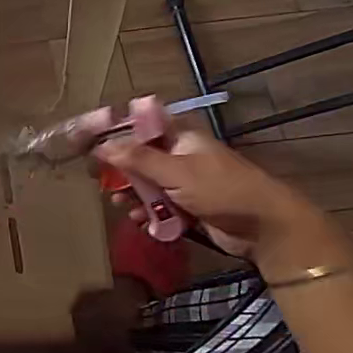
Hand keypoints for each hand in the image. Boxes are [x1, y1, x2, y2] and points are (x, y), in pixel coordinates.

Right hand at [95, 127, 352, 278]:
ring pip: (145, 183)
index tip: (86, 141)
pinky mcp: (187, 205)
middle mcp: (178, 154)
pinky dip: (147, 211)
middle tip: (98, 179)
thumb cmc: (222, 190)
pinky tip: (140, 219)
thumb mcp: (176, 172)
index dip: (113, 130)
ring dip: (131, 194)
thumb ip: (137, 159)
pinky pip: (158, 204)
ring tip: (120, 204)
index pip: (138, 125)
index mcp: (179, 136)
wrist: (266, 228)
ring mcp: (183, 181)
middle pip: (137, 156)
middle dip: (119, 169)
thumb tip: (101, 146)